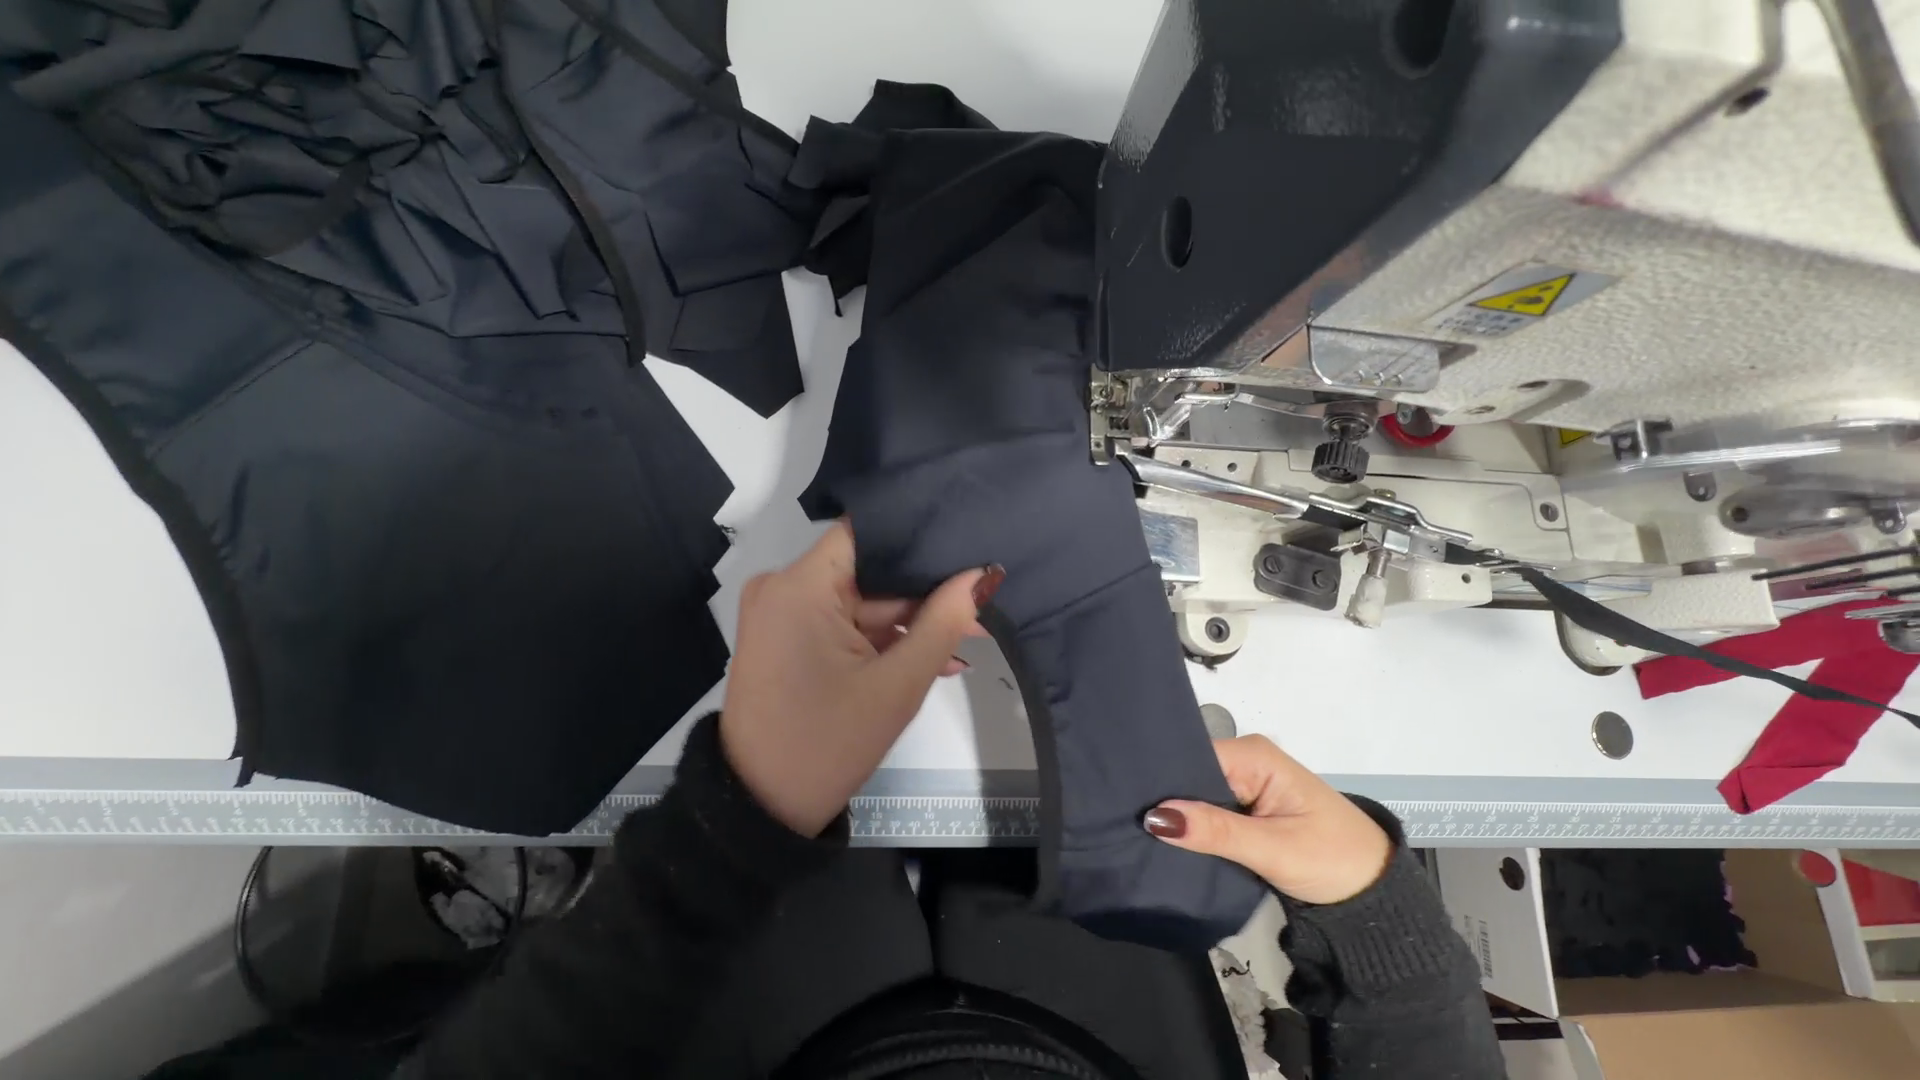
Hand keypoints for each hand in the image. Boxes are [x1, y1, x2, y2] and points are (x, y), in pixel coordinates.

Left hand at [720, 522, 1000, 836]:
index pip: (868, 534)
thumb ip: (944, 622)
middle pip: (866, 570)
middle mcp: (782, 588)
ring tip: (965, 642)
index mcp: (799, 586)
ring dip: (906, 625)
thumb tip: (982, 576)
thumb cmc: (829, 743)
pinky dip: (878, 642)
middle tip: (980, 610)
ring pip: (858, 601)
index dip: (919, 540)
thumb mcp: (897, 684)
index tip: (968, 552)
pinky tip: (929, 660)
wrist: (761, 809)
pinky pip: (840, 625)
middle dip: (922, 594)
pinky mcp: (785, 640)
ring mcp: (780, 615)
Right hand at [1143, 735, 1392, 905]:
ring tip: (1133, 828)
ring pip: (1196, 793)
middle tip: (1124, 819)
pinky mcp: (1245, 807)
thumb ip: (1215, 831)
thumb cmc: (1332, 861)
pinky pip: (1208, 809)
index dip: (1161, 778)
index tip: (1127, 800)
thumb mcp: (1272, 849)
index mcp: (1254, 756)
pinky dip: (1192, 825)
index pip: (1192, 757)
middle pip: (1190, 772)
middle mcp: (1246, 761)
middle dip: (1164, 797)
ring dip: (1176, 814)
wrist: (1374, 895)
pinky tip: (1164, 837)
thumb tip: (1155, 816)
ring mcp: (1246, 783)